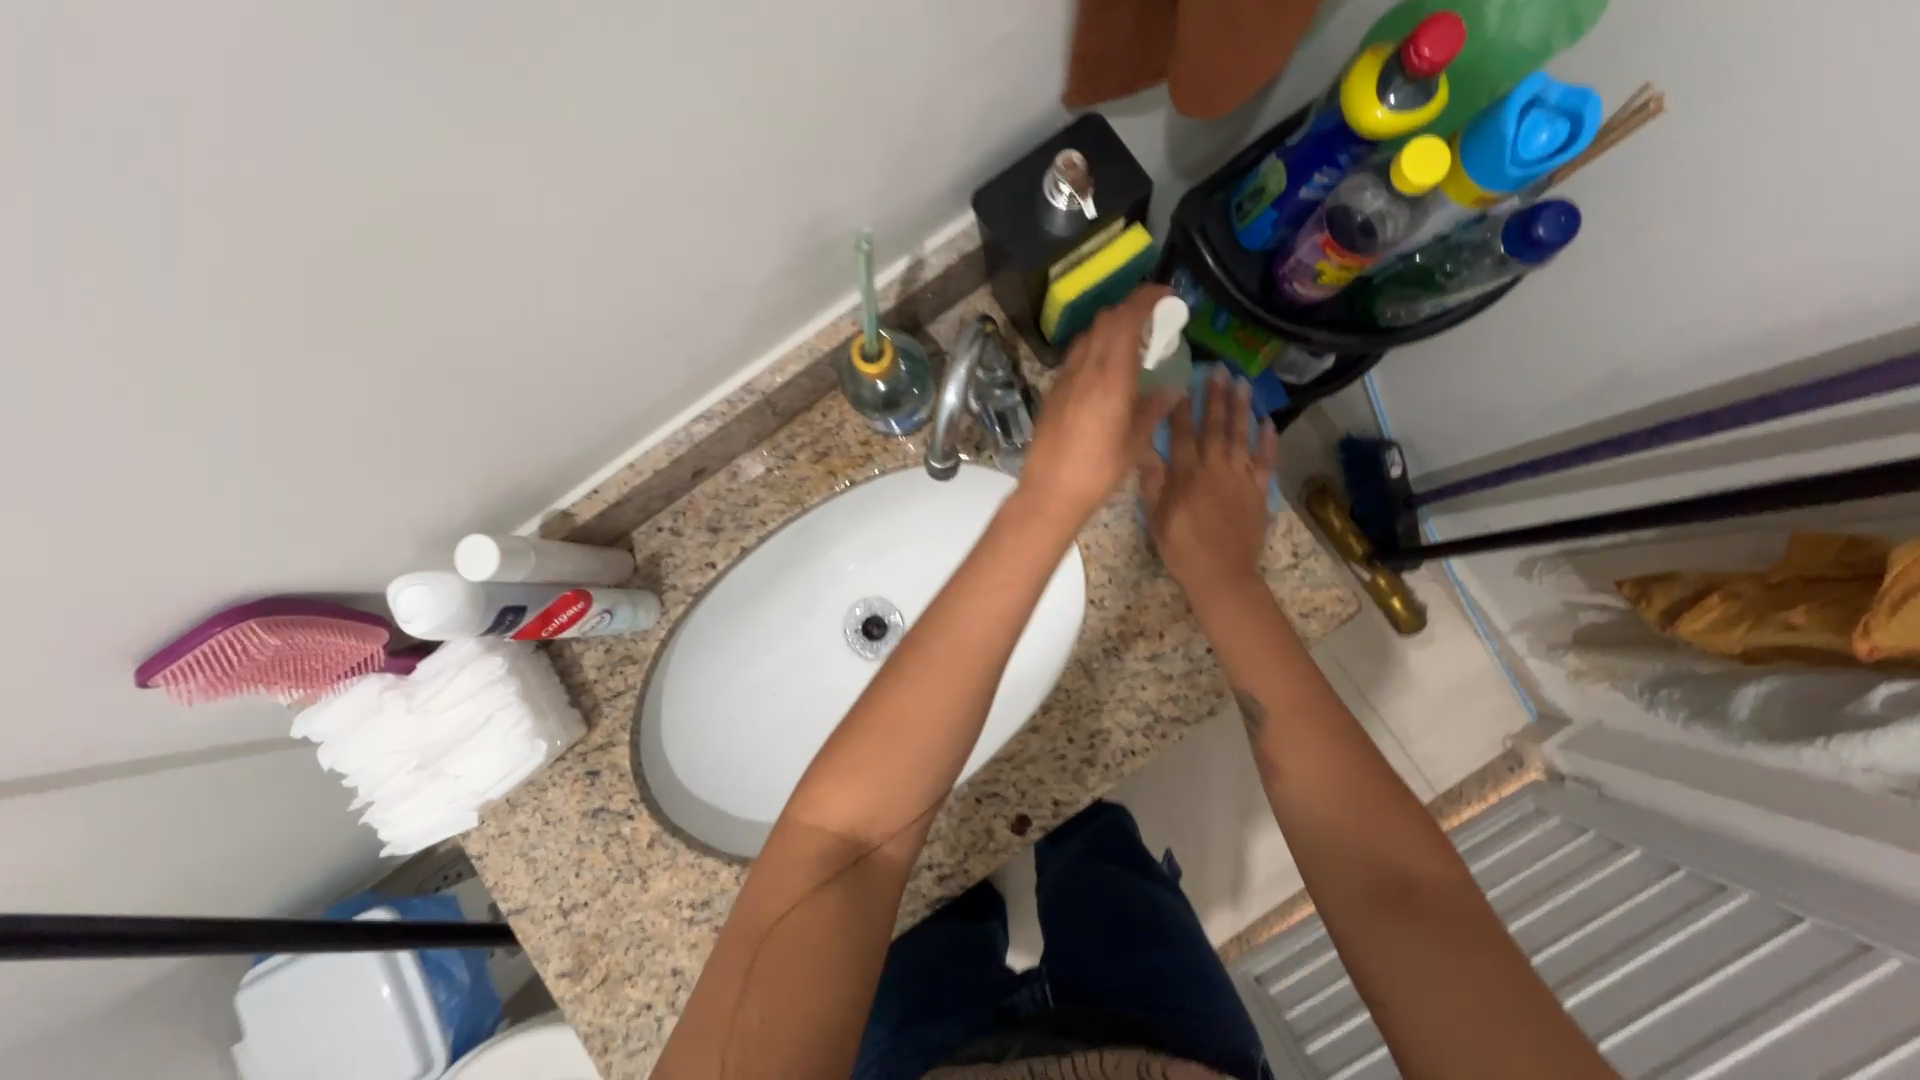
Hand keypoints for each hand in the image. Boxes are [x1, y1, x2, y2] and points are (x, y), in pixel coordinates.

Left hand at [1017, 286, 1181, 526]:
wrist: (1050, 490)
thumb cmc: (1099, 469)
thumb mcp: (1136, 441)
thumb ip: (1155, 408)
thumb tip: (1173, 388)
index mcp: (1110, 374)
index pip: (1126, 317)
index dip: (1146, 297)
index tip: (1166, 295)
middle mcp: (1084, 367)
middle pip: (1106, 319)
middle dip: (1130, 310)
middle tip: (1153, 321)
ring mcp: (1064, 378)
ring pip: (1088, 336)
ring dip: (1110, 329)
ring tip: (1131, 345)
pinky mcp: (1053, 392)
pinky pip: (1076, 357)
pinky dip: (1094, 350)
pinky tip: (1106, 372)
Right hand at [1139, 365, 1278, 595]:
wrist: (1222, 574)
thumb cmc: (1181, 548)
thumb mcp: (1156, 517)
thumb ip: (1153, 482)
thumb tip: (1144, 449)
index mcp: (1186, 474)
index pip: (1181, 433)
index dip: (1179, 407)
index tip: (1180, 384)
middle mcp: (1214, 468)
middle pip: (1214, 426)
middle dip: (1214, 397)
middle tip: (1218, 370)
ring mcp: (1240, 477)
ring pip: (1240, 435)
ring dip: (1241, 408)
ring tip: (1242, 383)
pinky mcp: (1258, 491)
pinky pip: (1265, 460)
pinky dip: (1267, 440)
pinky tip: (1268, 421)